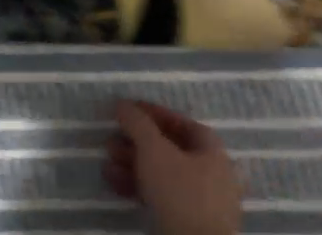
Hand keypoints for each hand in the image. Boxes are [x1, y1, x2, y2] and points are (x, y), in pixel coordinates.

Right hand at [104, 100, 240, 234]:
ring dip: (130, 163)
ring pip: (160, 172)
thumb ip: (137, 123)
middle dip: (135, 142)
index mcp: (213, 156)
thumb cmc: (180, 191)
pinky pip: (159, 193)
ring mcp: (200, 200)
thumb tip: (123, 104)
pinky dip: (136, 184)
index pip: (186, 124)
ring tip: (108, 164)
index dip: (157, 114)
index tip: (129, 110)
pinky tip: (115, 183)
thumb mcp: (154, 149)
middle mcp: (212, 176)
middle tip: (112, 139)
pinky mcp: (186, 218)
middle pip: (168, 148)